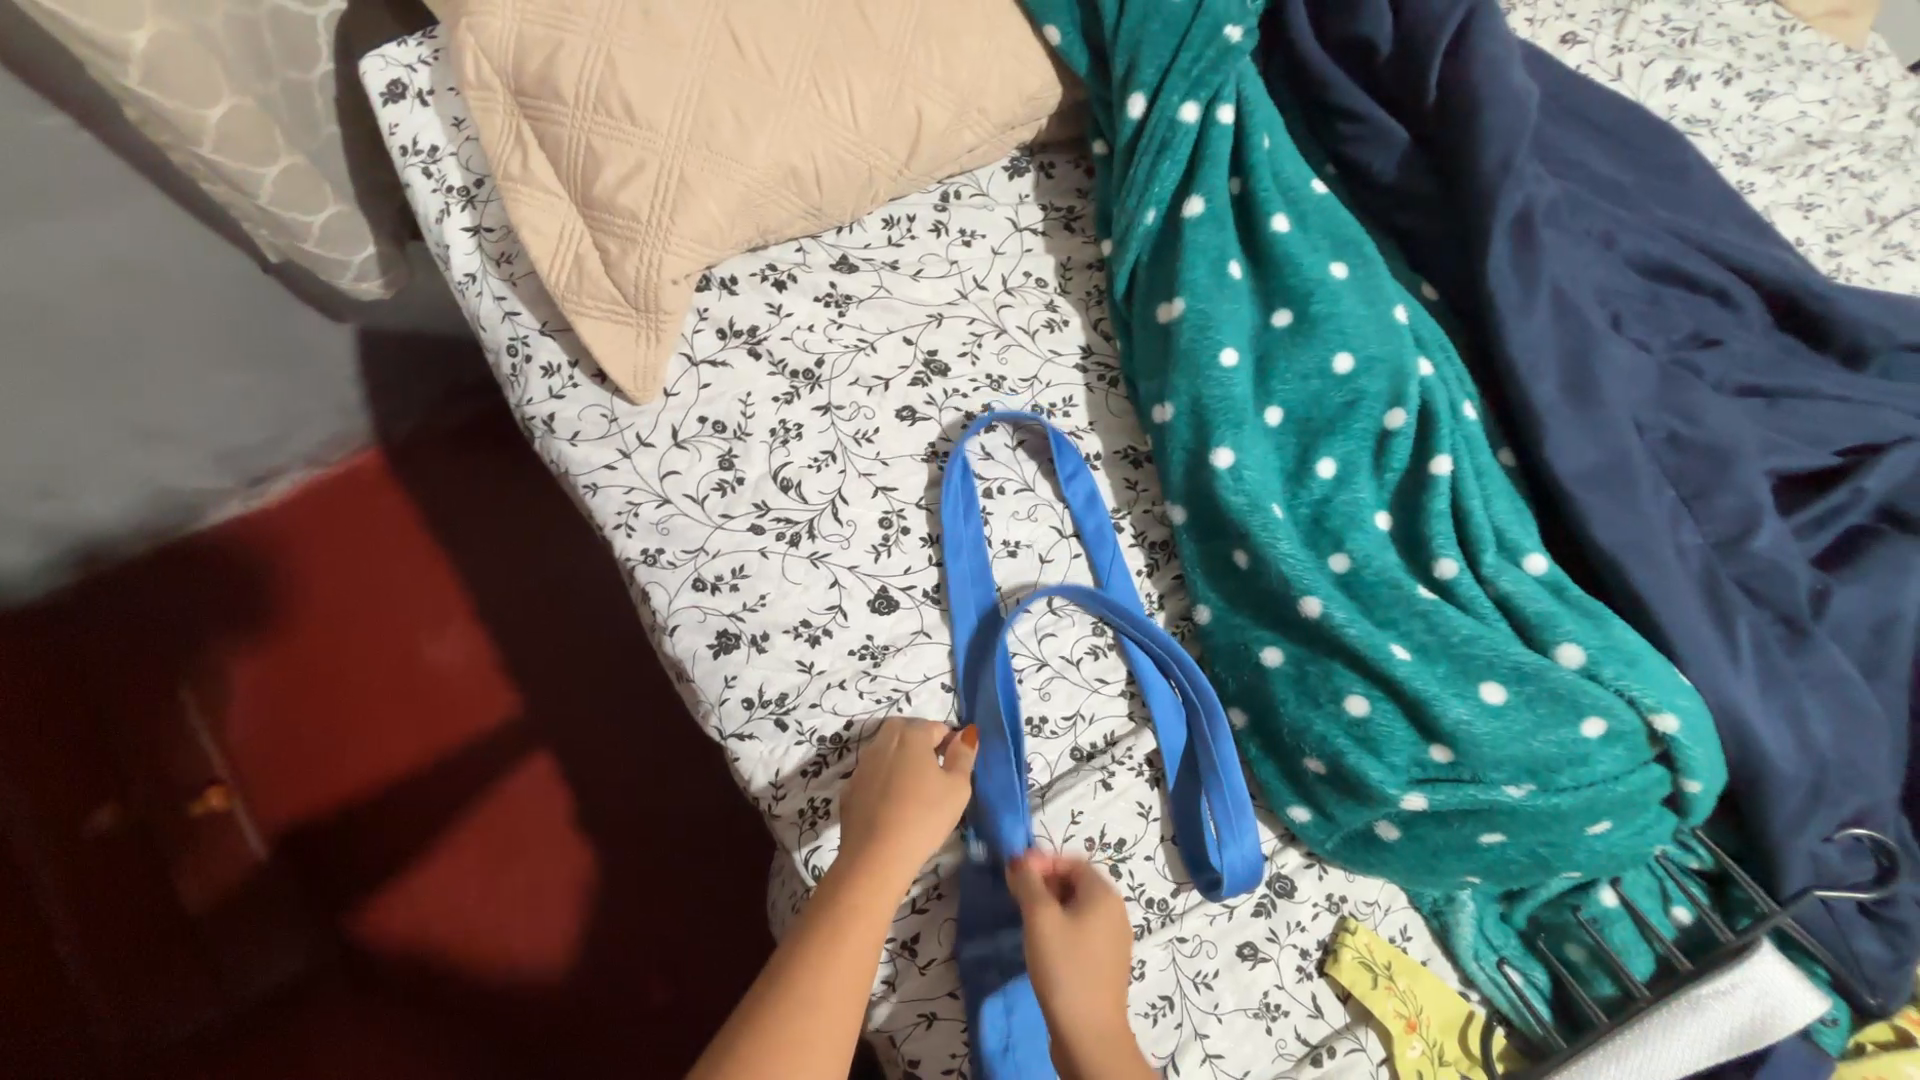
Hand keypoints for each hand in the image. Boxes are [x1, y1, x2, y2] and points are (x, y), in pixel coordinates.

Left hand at [835, 717, 977, 886]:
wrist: (876, 856)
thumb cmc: (925, 817)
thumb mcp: (958, 787)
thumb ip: (963, 755)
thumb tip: (966, 734)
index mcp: (911, 735)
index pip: (937, 727)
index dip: (951, 743)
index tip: (957, 766)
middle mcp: (883, 741)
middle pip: (907, 730)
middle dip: (923, 742)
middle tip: (937, 771)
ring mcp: (862, 764)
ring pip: (887, 750)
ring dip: (902, 759)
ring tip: (916, 788)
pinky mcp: (849, 787)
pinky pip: (873, 773)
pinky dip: (884, 779)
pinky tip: (892, 803)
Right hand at [1006, 853, 1153, 1078]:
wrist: (1089, 1032)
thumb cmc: (1064, 966)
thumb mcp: (1039, 917)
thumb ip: (1027, 882)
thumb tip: (1019, 862)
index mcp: (1104, 894)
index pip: (1072, 861)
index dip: (1042, 862)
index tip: (1016, 874)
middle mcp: (1116, 911)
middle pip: (1076, 883)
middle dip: (1045, 883)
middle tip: (1017, 896)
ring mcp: (1115, 939)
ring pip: (1079, 908)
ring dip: (1051, 906)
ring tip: (1026, 919)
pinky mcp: (1108, 963)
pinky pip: (1083, 931)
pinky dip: (1062, 927)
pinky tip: (1043, 945)